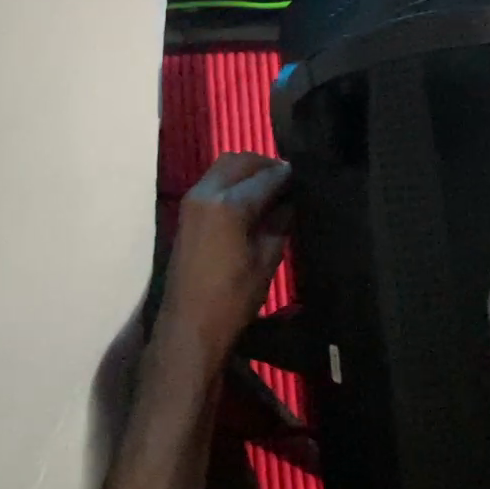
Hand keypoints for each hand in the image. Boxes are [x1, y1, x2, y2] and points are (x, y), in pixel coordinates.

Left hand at [159, 152, 292, 356]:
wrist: (189, 326)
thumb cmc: (232, 298)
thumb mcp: (266, 261)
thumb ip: (279, 224)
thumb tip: (289, 202)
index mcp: (230, 204)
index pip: (266, 177)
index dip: (287, 175)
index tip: (304, 176)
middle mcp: (207, 193)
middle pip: (239, 162)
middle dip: (264, 164)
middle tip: (286, 178)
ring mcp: (192, 201)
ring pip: (222, 168)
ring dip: (245, 171)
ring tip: (269, 187)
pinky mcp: (185, 213)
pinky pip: (211, 182)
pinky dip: (231, 182)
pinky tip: (249, 199)